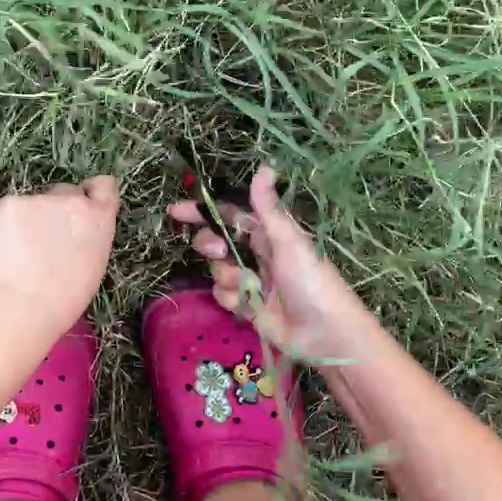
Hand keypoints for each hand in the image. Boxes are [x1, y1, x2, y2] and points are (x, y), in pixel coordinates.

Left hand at [0, 176, 120, 334]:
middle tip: (44, 238)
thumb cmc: (63, 299)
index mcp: (99, 218)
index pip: (104, 186)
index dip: (91, 196)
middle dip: (57, 209)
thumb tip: (76, 231)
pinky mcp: (10, 203)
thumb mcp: (93, 265)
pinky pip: (13, 209)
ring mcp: (39, 198)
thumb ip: (90, 236)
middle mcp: (72, 200)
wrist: (20, 304)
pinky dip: (9, 223)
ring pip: (36, 202)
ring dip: (31, 217)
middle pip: (66, 192)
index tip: (81, 207)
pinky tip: (7, 248)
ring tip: (22, 252)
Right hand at [167, 167, 374, 361]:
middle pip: (216, 240)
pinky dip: (232, 299)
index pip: (228, 214)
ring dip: (227, 276)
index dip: (202, 211)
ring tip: (249, 287)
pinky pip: (223, 294)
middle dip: (209, 244)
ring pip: (217, 269)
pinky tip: (250, 306)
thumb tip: (264, 166)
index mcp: (268, 232)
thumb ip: (267, 207)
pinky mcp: (247, 305)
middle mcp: (256, 253)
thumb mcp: (288, 240)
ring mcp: (251, 280)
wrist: (325, 334)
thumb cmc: (312, 280)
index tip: (176, 212)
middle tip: (217, 252)